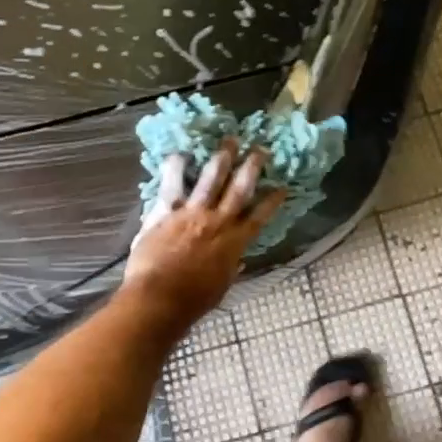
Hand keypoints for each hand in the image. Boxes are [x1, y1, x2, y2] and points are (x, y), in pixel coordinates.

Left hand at [123, 139, 285, 322]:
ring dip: (223, 157)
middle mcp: (218, 221)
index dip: (272, 201)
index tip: (282, 186)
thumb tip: (239, 261)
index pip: (259, 216)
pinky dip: (177, 166)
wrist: (160, 299)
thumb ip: (230, 268)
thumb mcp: (221, 286)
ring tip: (230, 140)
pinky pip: (173, 182)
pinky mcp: (167, 210)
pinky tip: (180, 153)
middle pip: (240, 188)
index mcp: (234, 242)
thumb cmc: (192, 301)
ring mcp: (193, 213)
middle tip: (260, 149)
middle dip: (252, 167)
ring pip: (212, 178)